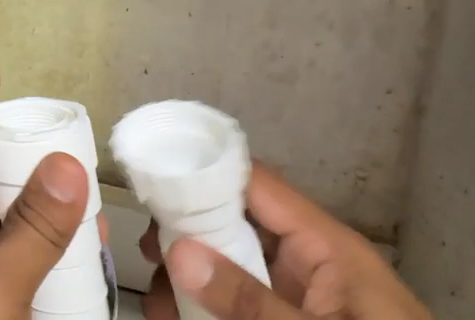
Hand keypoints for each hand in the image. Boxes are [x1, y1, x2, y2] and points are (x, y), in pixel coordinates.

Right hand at [141, 165, 430, 319]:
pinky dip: (207, 308)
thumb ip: (251, 300)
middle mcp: (308, 261)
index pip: (254, 182)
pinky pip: (240, 303)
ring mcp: (299, 296)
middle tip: (149, 254)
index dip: (203, 170)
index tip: (152, 179)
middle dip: (186, 237)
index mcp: (325, 245)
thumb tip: (176, 252)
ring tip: (159, 307)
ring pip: (229, 267)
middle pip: (232, 223)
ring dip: (189, 282)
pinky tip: (176, 318)